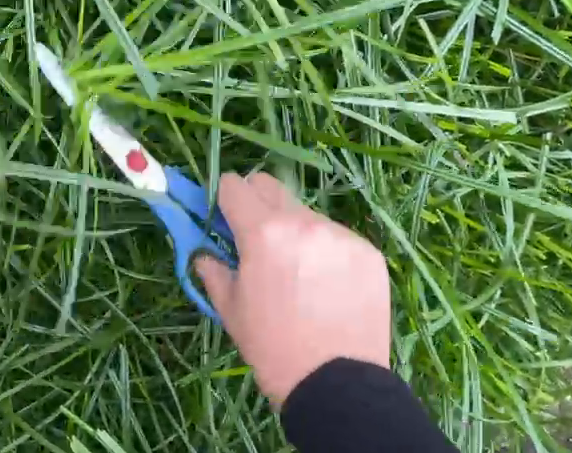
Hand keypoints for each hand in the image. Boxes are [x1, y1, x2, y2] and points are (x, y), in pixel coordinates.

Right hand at [194, 171, 390, 406]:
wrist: (338, 388)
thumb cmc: (273, 348)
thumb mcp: (230, 308)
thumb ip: (212, 268)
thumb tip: (204, 252)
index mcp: (262, 232)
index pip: (233, 184)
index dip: (225, 200)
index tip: (227, 221)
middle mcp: (302, 222)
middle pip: (269, 186)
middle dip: (256, 205)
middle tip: (258, 240)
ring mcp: (339, 235)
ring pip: (304, 212)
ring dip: (294, 230)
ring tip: (298, 273)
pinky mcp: (368, 252)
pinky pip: (336, 236)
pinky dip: (325, 251)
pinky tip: (327, 286)